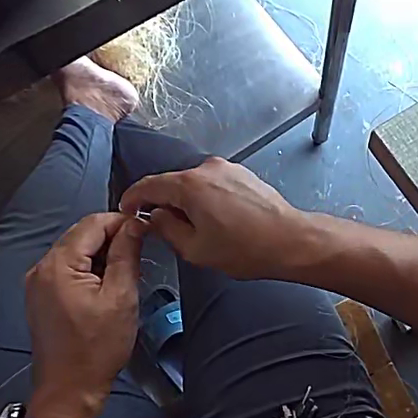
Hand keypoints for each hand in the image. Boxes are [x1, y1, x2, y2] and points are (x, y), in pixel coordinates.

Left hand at [22, 212, 144, 417]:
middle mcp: (42, 269)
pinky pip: (70, 269)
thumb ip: (127, 254)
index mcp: (59, 265)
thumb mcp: (122, 297)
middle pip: (82, 235)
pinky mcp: (43, 296)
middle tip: (143, 250)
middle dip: (114, 237)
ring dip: (104, 254)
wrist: (71, 387)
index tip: (147, 229)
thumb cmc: (97, 347)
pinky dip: (92, 269)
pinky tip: (111, 284)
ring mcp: (39, 283)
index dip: (123, 221)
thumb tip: (135, 225)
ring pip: (77, 251)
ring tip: (130, 270)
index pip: (92, 224)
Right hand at [118, 157, 322, 278]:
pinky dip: (207, 199)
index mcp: (189, 184)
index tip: (127, 210)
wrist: (290, 240)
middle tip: (161, 228)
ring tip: (195, 229)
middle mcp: (208, 169)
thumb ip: (166, 229)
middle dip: (163, 203)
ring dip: (187, 202)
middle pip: (173, 183)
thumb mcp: (195, 248)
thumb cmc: (246, 248)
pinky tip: (216, 221)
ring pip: (195, 184)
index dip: (132, 199)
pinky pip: (214, 184)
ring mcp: (228, 169)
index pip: (148, 185)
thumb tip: (154, 216)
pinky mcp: (244, 175)